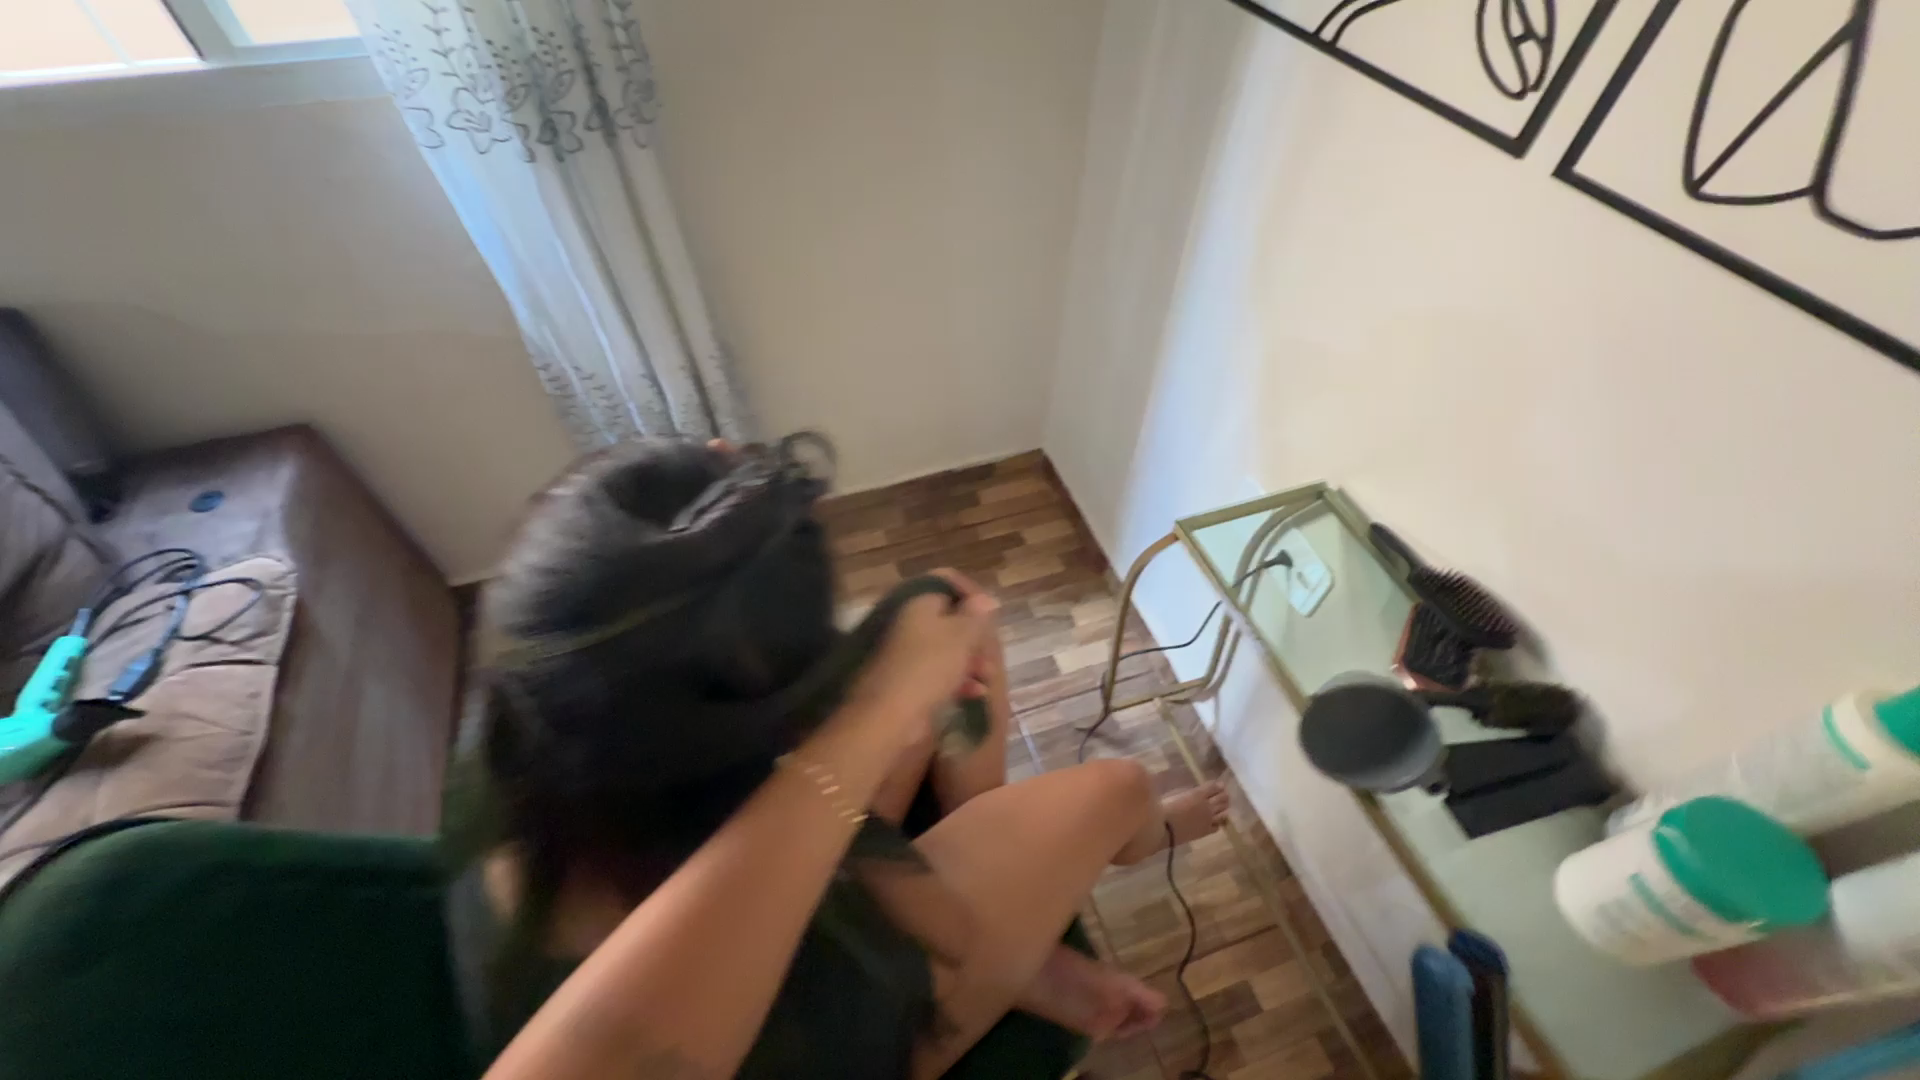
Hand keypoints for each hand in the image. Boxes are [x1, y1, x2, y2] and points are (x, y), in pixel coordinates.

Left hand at [848, 569, 997, 750]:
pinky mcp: (910, 678)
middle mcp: (912, 622)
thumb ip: (975, 615)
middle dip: (976, 634)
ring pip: (948, 647)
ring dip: (971, 660)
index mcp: (920, 602)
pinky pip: (939, 671)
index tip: (992, 611)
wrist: (891, 714)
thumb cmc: (930, 666)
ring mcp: (909, 651)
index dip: (972, 591)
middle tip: (992, 650)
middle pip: (950, 616)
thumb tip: (986, 598)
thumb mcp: (960, 636)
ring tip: (987, 677)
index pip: (946, 579)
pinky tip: (975, 693)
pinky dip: (958, 679)